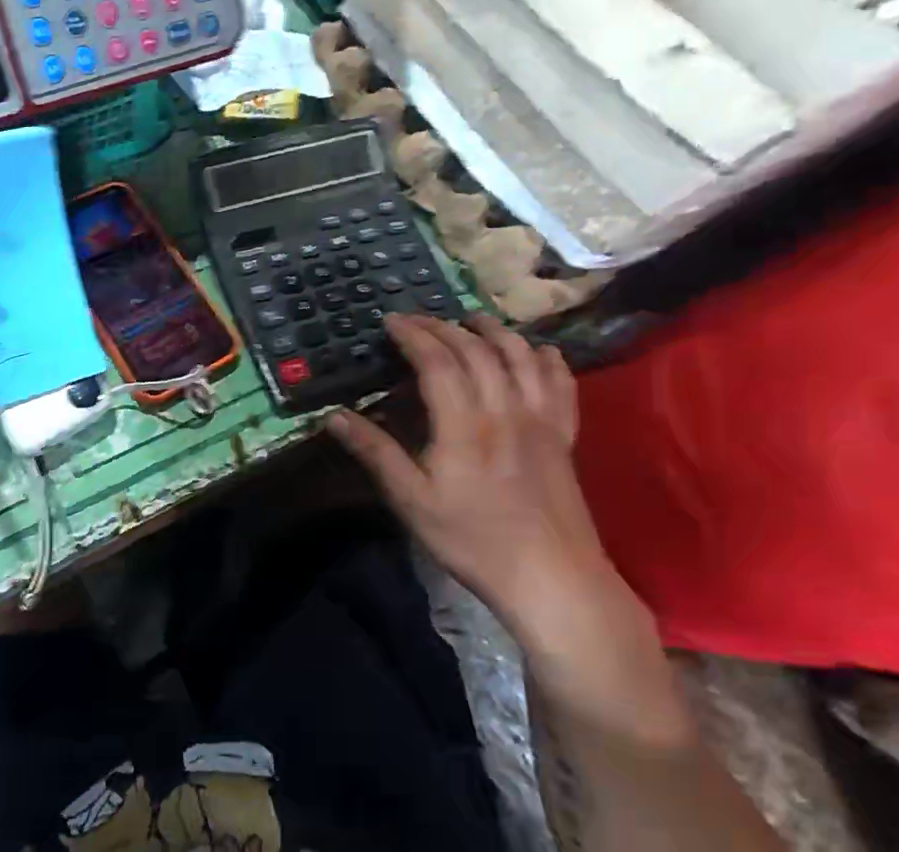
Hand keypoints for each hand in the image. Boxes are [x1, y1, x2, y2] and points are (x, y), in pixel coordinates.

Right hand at [326, 313, 617, 632]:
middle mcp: (505, 410)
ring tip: (472, 320)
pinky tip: (538, 351)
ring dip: (495, 332)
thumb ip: (375, 453)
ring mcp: (541, 421)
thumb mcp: (412, 500)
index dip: (413, 335)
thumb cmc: (474, 540)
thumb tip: (333, 416)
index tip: (390, 322)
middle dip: (444, 327)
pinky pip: (561, 385)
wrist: (553, 578)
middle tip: (418, 320)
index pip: (438, 361)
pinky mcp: (565, 437)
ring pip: (521, 357)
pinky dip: (547, 360)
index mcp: (465, 424)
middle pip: (477, 351)